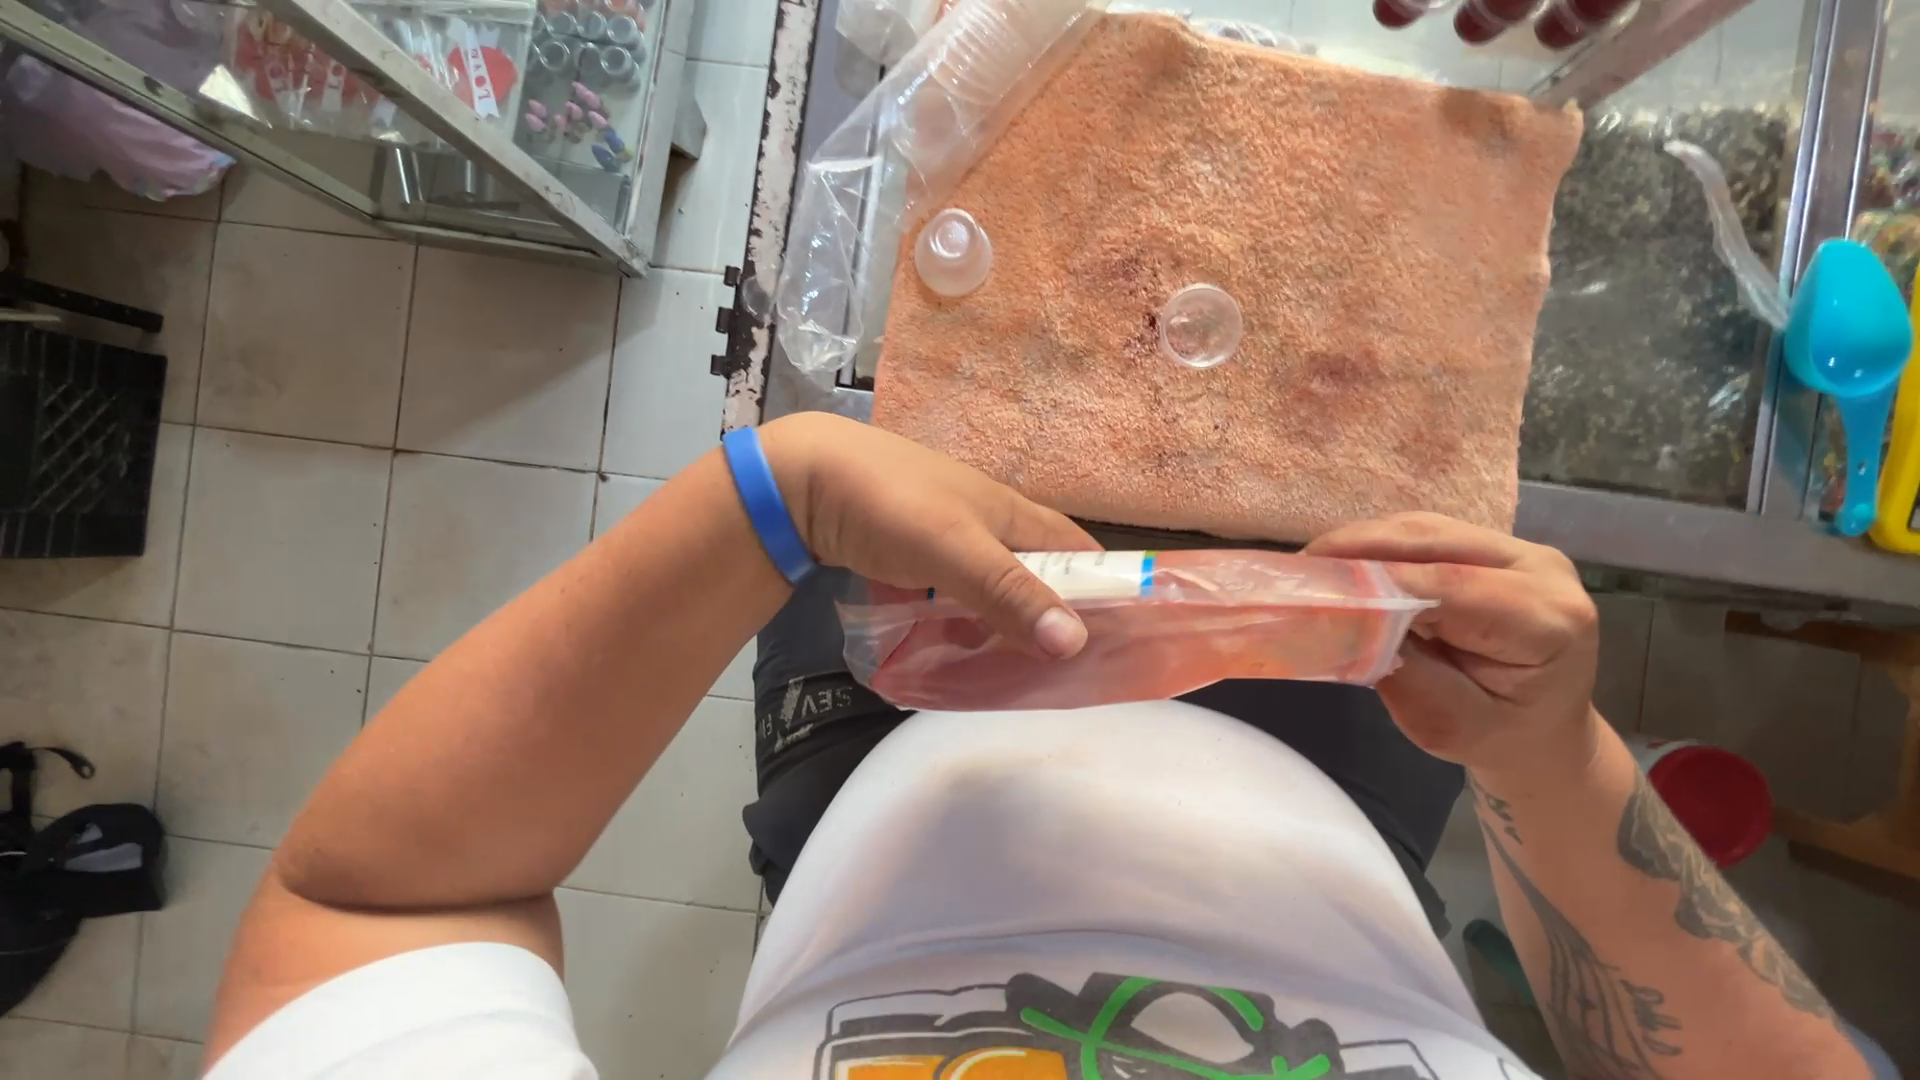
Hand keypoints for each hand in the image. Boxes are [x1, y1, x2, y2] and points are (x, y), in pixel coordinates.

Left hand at [759, 412, 1098, 657]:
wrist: (803, 480)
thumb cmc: (890, 503)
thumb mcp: (955, 549)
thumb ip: (1010, 592)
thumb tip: (1076, 643)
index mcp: (1013, 514)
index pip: (1081, 553)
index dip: (1108, 589)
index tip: (1120, 640)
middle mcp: (989, 524)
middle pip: (1039, 575)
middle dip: (1054, 617)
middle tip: (1062, 671)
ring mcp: (949, 539)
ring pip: (995, 587)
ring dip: (1007, 623)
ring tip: (1016, 673)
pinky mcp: (915, 555)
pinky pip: (955, 594)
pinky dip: (964, 619)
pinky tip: (959, 648)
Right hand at [1304, 512, 1600, 774]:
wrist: (1541, 730)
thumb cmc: (1497, 735)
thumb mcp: (1446, 722)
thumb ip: (1402, 670)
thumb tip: (1349, 622)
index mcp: (1548, 620)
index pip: (1452, 585)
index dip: (1379, 579)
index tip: (1316, 586)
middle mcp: (1541, 569)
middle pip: (1434, 540)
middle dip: (1359, 547)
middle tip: (1300, 567)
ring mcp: (1517, 550)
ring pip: (1423, 528)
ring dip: (1362, 542)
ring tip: (1312, 565)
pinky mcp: (1490, 546)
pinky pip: (1423, 533)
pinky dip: (1376, 544)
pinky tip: (1342, 563)